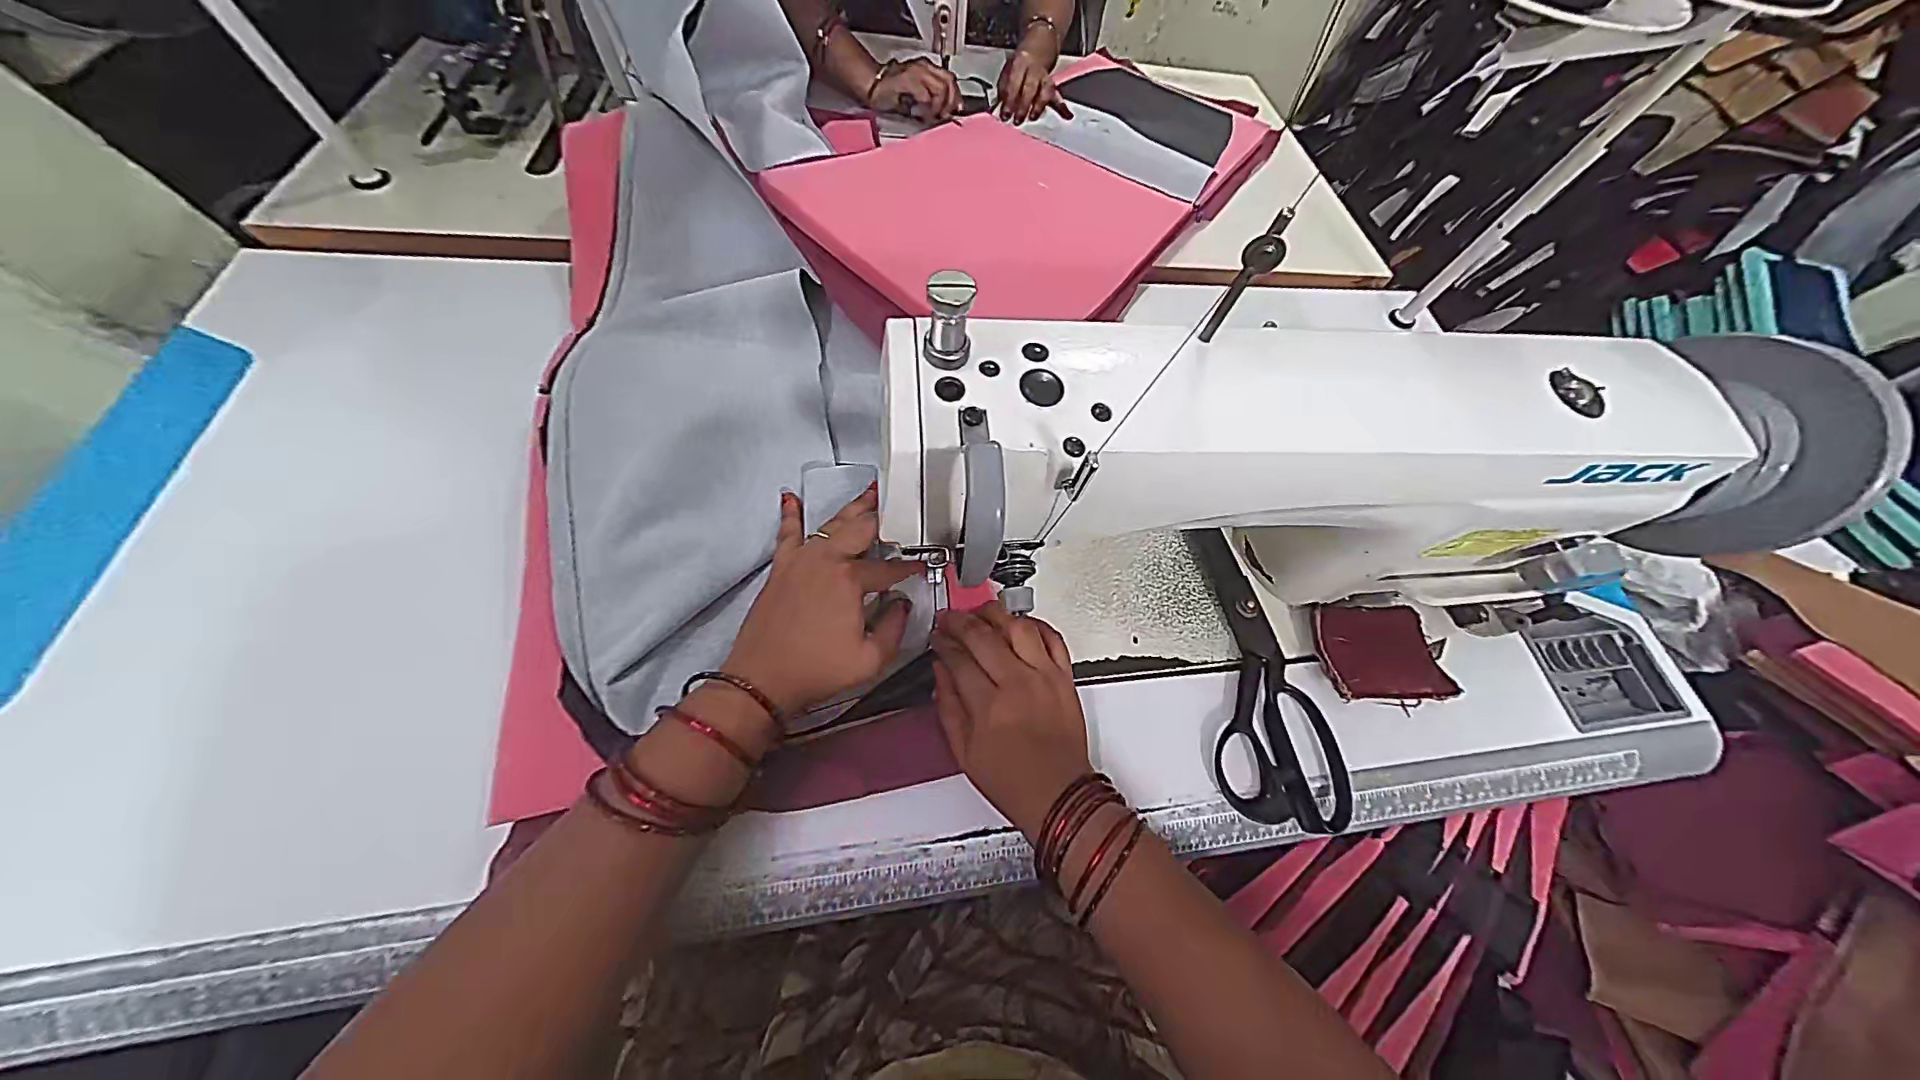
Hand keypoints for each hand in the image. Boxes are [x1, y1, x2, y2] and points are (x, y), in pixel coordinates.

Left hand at [723, 485, 924, 716]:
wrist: (762, 680)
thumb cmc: (815, 671)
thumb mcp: (871, 659)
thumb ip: (895, 628)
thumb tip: (901, 606)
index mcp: (850, 580)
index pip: (889, 568)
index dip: (909, 568)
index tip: (920, 569)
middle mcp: (825, 561)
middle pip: (862, 529)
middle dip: (886, 519)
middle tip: (902, 510)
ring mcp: (800, 560)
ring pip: (832, 524)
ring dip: (853, 508)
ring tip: (869, 494)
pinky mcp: (781, 568)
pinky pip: (788, 533)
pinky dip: (791, 514)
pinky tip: (791, 499)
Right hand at [869, 57, 959, 119]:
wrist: (872, 86)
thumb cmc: (891, 92)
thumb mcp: (917, 95)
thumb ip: (931, 100)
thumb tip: (943, 114)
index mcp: (927, 68)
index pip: (950, 79)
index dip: (955, 97)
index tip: (955, 110)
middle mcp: (923, 67)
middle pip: (948, 82)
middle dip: (949, 102)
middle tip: (942, 115)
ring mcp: (915, 71)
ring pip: (940, 89)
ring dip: (938, 106)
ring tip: (930, 115)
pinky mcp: (907, 80)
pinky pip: (925, 96)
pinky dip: (926, 108)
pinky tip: (920, 114)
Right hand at [931, 601, 1091, 839]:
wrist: (1059, 796)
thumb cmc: (1015, 782)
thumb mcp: (965, 753)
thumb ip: (948, 708)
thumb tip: (941, 674)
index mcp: (990, 707)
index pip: (958, 658)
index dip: (943, 642)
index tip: (938, 639)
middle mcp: (1019, 686)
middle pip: (984, 635)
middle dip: (960, 621)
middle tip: (951, 619)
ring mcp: (1045, 678)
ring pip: (1018, 627)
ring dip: (995, 614)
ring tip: (981, 613)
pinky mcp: (1065, 678)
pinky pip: (1053, 638)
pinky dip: (1035, 625)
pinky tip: (1020, 623)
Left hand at [997, 38, 1068, 122]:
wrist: (1039, 45)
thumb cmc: (1020, 63)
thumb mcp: (1008, 69)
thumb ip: (1004, 88)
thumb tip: (999, 106)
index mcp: (1020, 63)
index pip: (1014, 84)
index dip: (1009, 101)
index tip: (1005, 115)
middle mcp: (1034, 69)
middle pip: (1030, 88)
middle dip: (1023, 106)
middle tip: (1018, 120)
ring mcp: (1045, 77)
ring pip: (1045, 91)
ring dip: (1039, 106)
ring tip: (1033, 117)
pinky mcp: (1052, 85)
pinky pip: (1058, 96)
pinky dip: (1063, 107)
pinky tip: (1068, 116)